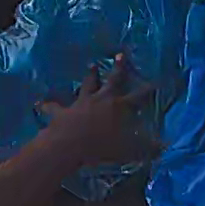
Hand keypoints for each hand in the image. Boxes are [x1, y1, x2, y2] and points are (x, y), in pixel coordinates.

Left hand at [34, 57, 153, 168]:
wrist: (69, 145)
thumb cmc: (103, 147)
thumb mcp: (130, 151)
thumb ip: (148, 149)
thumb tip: (165, 148)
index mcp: (120, 107)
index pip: (140, 96)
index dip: (149, 89)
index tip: (157, 80)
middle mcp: (102, 99)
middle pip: (113, 80)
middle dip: (119, 68)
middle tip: (121, 54)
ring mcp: (81, 103)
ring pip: (87, 85)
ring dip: (90, 76)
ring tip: (92, 65)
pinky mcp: (63, 111)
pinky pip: (54, 106)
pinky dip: (48, 104)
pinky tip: (39, 102)